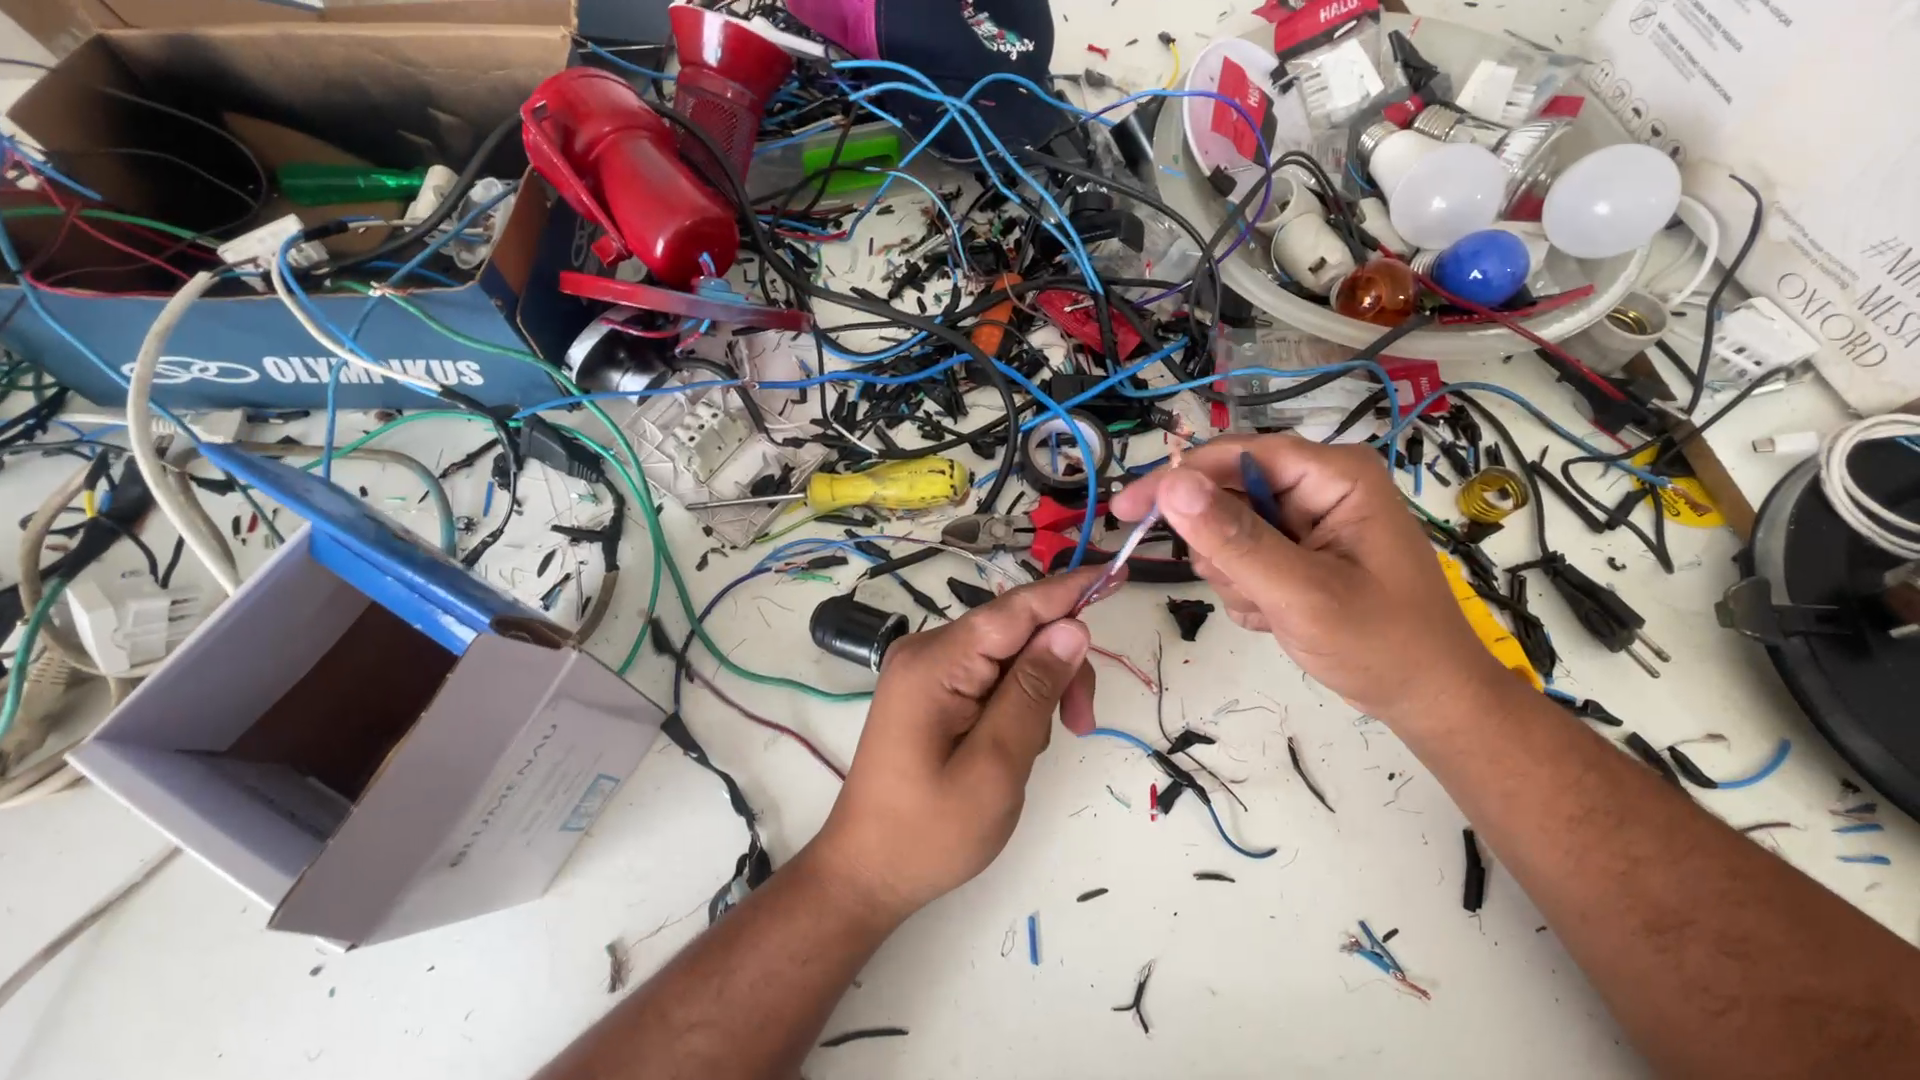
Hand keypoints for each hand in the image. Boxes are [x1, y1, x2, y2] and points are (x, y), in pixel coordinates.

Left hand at [804, 571, 1099, 922]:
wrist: (868, 872)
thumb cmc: (931, 831)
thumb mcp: (996, 764)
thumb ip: (1034, 692)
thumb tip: (1072, 627)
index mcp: (935, 663)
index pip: (1015, 609)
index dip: (1068, 591)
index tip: (1118, 572)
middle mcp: (927, 653)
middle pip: (1016, 632)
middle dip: (1058, 668)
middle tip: (1082, 724)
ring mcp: (925, 673)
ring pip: (1008, 657)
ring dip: (1040, 692)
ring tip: (1036, 752)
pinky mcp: (930, 694)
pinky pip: (990, 679)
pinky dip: (1016, 704)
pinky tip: (1014, 746)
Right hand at [1111, 435, 1507, 719]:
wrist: (1426, 698)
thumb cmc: (1381, 644)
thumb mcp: (1302, 593)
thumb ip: (1235, 539)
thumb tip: (1173, 485)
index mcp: (1334, 475)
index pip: (1235, 455)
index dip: (1177, 479)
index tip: (1125, 510)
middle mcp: (1319, 485)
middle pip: (1225, 494)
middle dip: (1222, 549)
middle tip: (1248, 591)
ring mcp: (1308, 518)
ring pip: (1225, 530)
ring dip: (1235, 576)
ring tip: (1273, 609)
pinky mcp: (1298, 549)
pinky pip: (1240, 557)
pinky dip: (1246, 591)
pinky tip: (1279, 616)